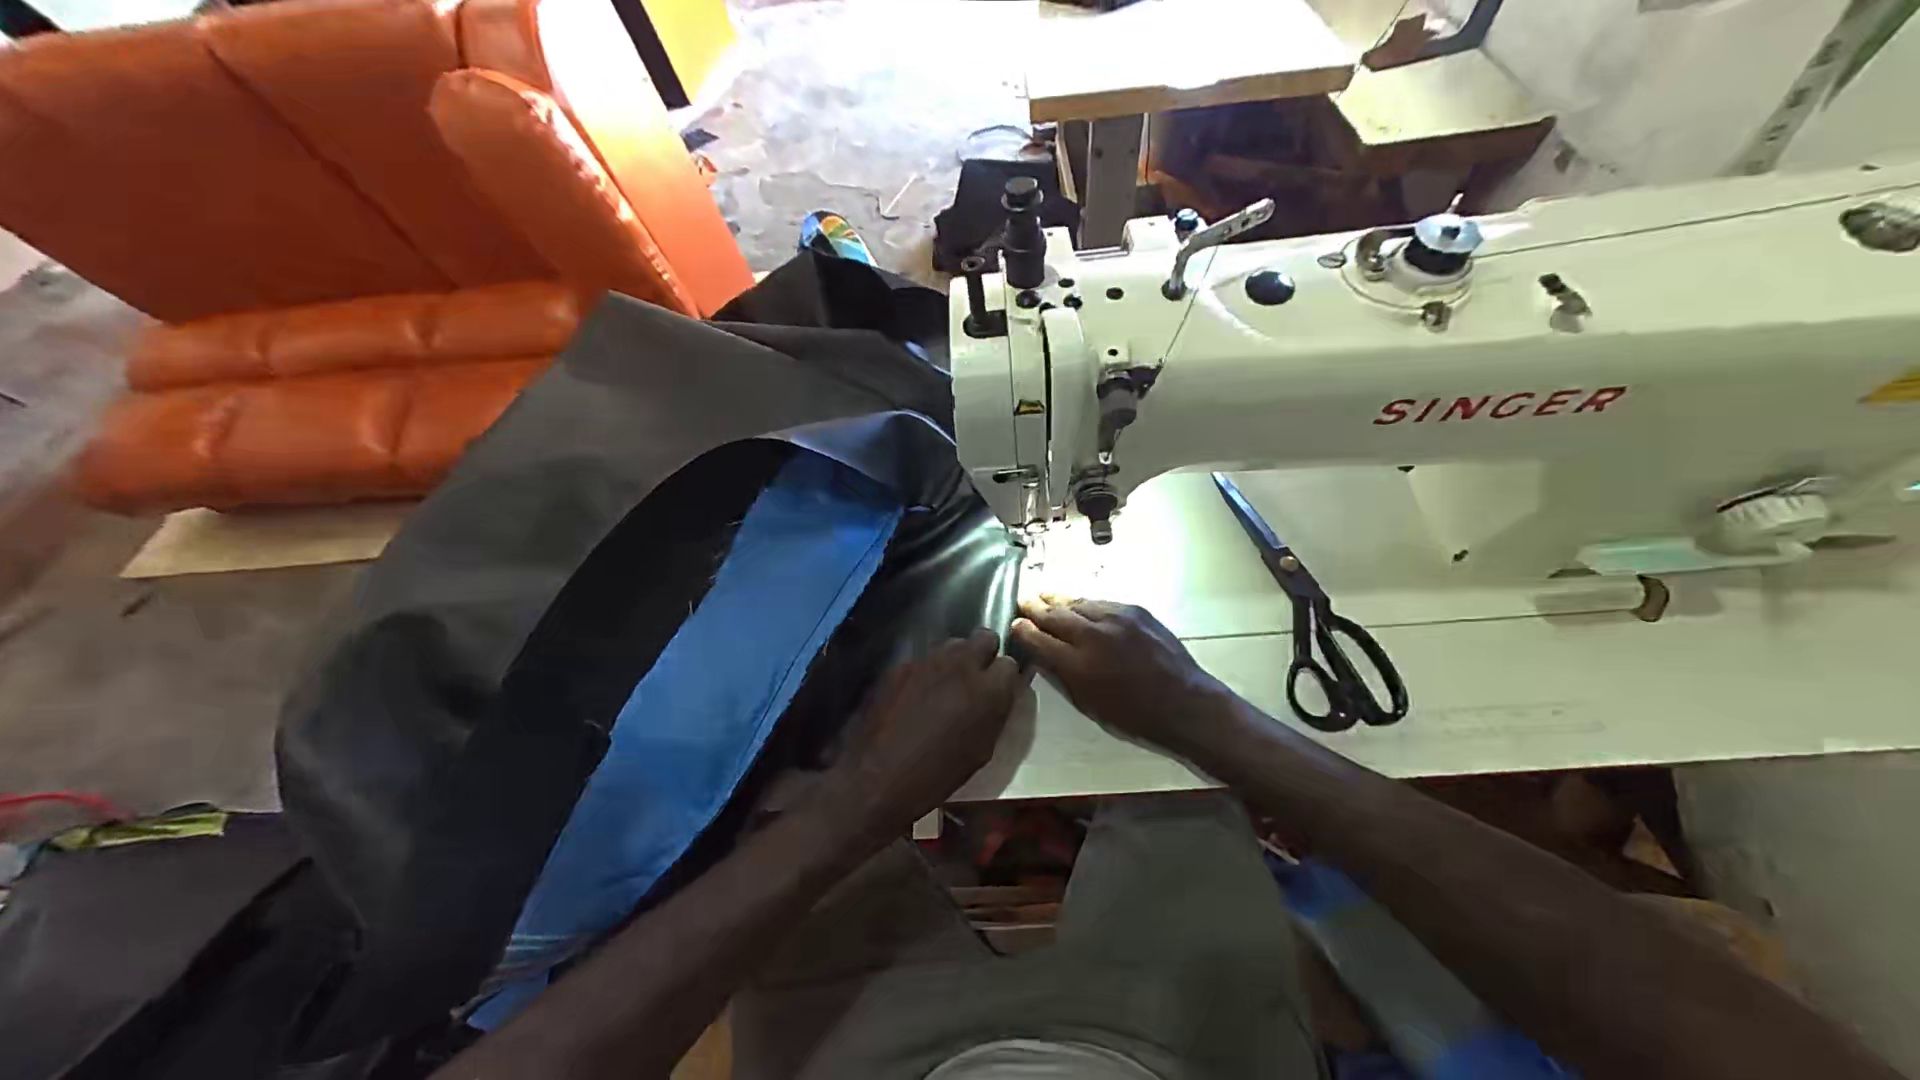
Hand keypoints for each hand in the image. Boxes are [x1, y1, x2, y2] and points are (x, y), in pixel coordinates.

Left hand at [825, 630, 1024, 835]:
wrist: (879, 776)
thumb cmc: (938, 774)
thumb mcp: (982, 749)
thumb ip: (994, 712)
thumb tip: (996, 695)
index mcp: (989, 689)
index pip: (1010, 663)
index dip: (1004, 678)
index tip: (997, 690)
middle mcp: (962, 664)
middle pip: (984, 637)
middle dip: (984, 654)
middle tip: (975, 679)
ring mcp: (929, 660)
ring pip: (953, 644)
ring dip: (955, 659)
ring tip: (945, 686)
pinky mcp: (902, 665)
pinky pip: (924, 659)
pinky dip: (927, 671)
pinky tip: (916, 695)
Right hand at [1011, 595, 1232, 754]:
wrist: (1183, 703)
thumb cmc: (1133, 714)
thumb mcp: (1087, 702)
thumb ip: (1061, 673)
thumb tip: (1041, 651)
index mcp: (1077, 665)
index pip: (1037, 638)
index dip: (1022, 630)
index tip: (1014, 624)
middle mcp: (1092, 635)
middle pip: (1054, 614)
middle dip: (1035, 607)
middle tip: (1022, 600)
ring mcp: (1115, 618)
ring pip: (1077, 603)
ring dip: (1058, 601)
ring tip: (1045, 596)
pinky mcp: (1134, 610)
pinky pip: (1100, 602)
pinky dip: (1085, 604)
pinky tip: (1079, 605)